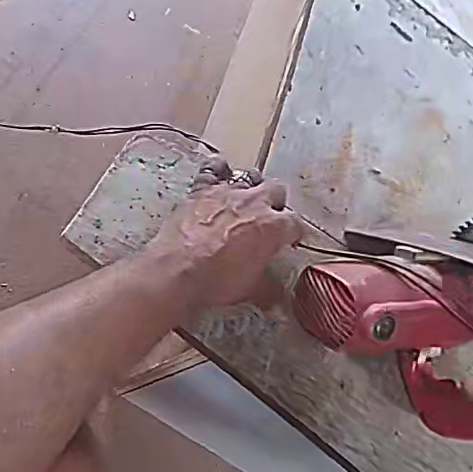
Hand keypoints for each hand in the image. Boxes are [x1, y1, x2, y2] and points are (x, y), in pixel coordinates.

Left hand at [146, 158, 301, 309]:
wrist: (178, 270)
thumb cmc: (217, 279)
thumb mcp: (250, 289)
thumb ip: (268, 290)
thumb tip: (277, 301)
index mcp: (274, 226)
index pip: (295, 225)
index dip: (292, 234)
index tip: (288, 242)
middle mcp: (254, 202)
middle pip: (276, 192)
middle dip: (275, 204)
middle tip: (268, 219)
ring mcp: (227, 193)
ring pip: (248, 177)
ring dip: (250, 186)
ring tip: (246, 199)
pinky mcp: (201, 191)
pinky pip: (213, 170)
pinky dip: (217, 170)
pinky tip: (218, 173)